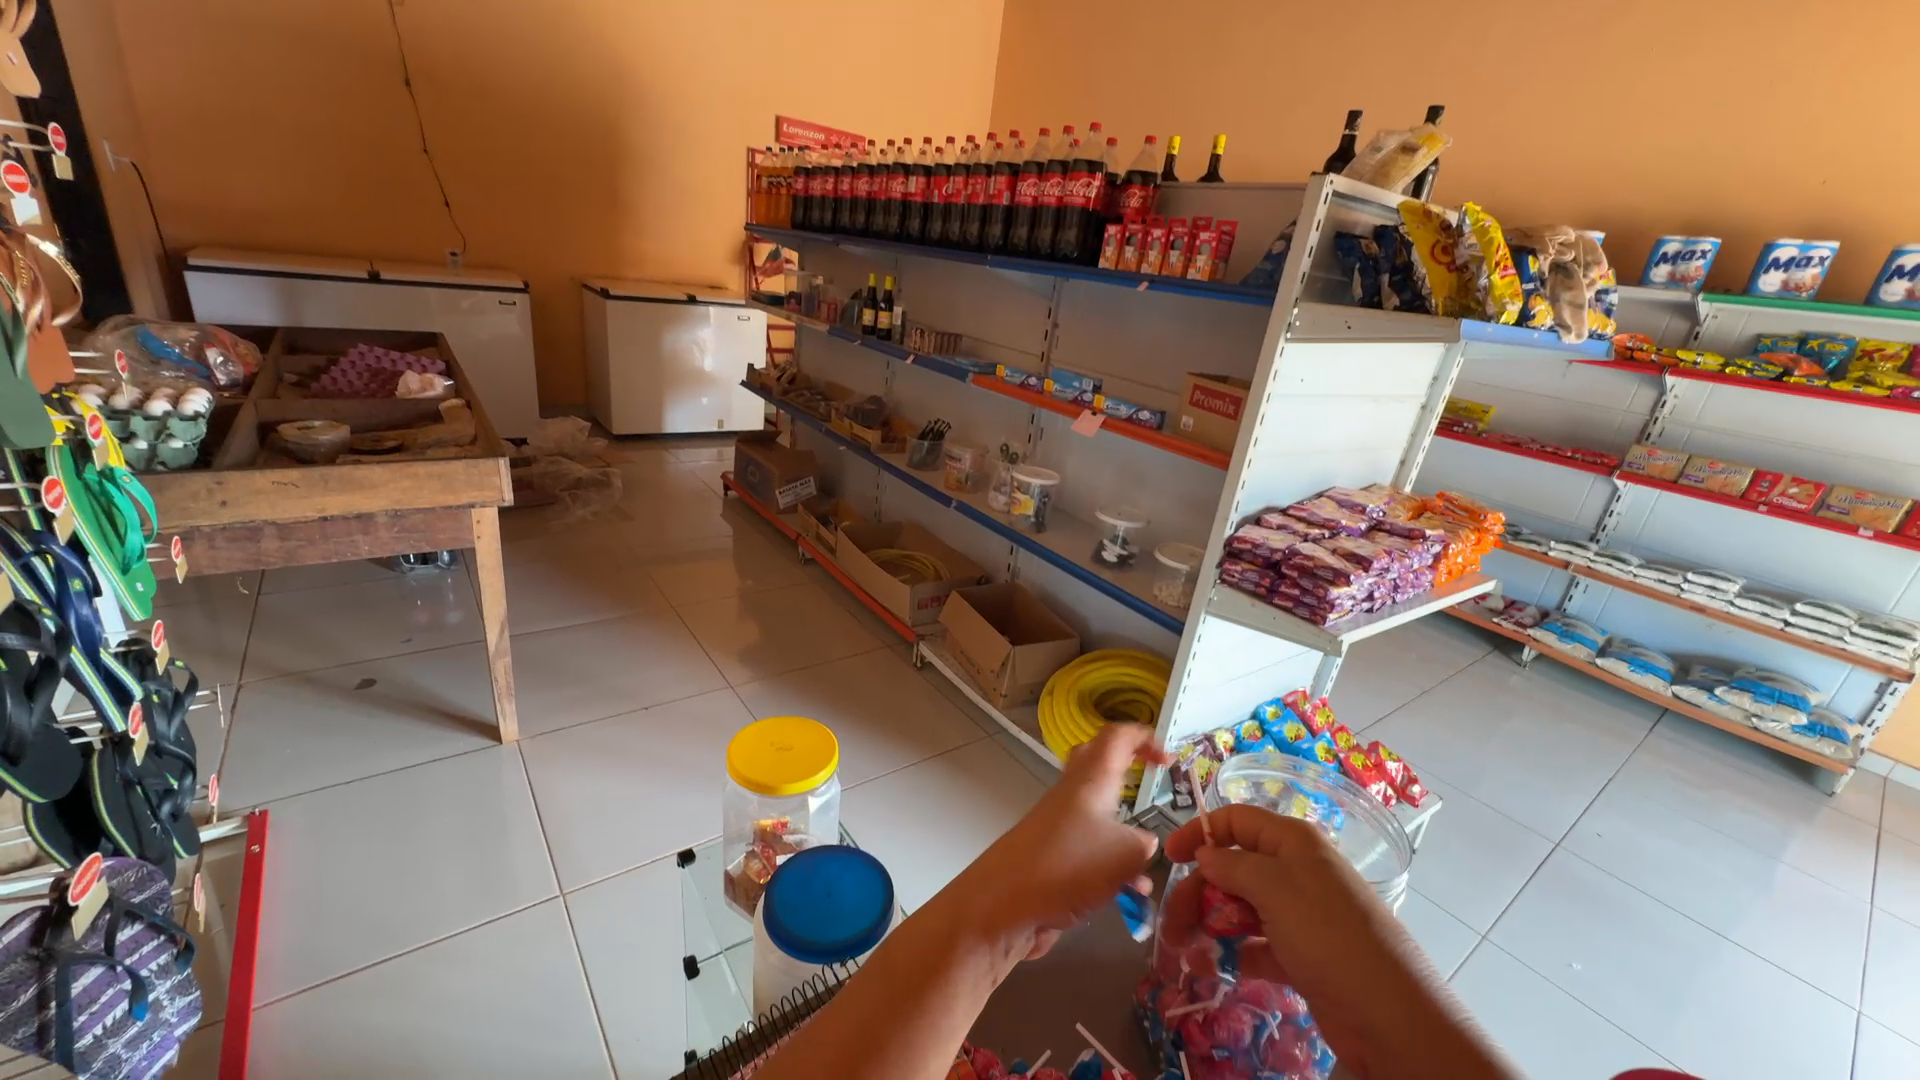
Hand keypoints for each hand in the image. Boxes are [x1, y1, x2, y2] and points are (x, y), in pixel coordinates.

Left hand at [939, 723, 1167, 961]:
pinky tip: (1130, 895)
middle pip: (1099, 762)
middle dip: (1127, 769)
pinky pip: (1093, 850)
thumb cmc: (1068, 864)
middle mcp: (1074, 793)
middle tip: (1151, 785)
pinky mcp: (1054, 854)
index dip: (1145, 737)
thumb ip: (1145, 845)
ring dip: (1126, 832)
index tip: (1170, 761)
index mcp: (1092, 778)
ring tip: (1149, 863)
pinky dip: (1115, 867)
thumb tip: (1145, 844)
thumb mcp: (1125, 854)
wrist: (1005, 904)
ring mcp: (1060, 823)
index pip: (1118, 736)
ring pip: (1099, 812)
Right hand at [1160, 804, 1452, 1074]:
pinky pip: (1255, 943)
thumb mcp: (1274, 888)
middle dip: (1198, 891)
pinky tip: (1217, 966)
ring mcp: (1299, 915)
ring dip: (1210, 924)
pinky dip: (1234, 952)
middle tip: (1172, 923)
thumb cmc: (1327, 935)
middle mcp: (1294, 871)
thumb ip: (1231, 865)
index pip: (1236, 820)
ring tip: (1186, 950)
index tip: (1169, 857)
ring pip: (1239, 907)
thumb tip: (1206, 854)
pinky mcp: (1300, 955)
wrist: (1388, 1015)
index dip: (1200, 832)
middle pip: (1232, 868)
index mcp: (1292, 842)